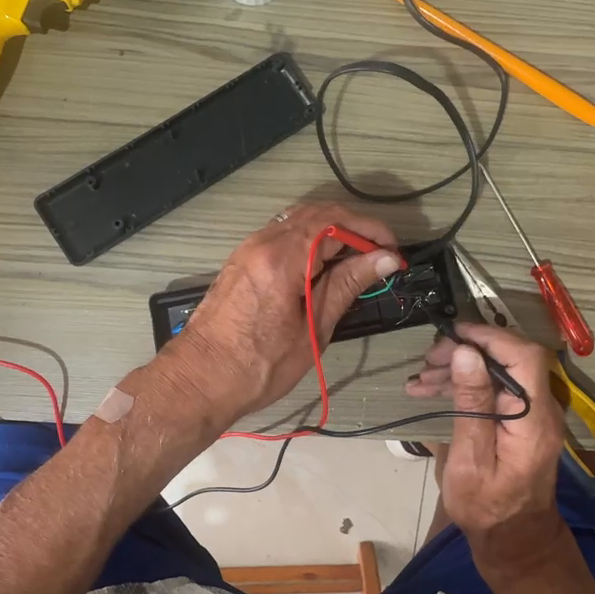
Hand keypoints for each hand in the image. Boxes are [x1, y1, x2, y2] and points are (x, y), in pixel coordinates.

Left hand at [156, 203, 400, 427]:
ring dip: (333, 231)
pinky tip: (326, 265)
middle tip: (380, 254)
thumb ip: (348, 284)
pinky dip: (311, 240)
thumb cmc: (260, 365)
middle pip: (319, 212)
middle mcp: (263, 241)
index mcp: (283, 258)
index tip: (394, 251)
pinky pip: (283, 234)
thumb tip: (386, 258)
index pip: (337, 221)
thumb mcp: (313, 328)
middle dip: (355, 226)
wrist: (200, 380)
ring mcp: (249, 248)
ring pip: (299, 220)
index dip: (371, 230)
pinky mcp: (242, 260)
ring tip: (358, 260)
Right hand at [405, 323, 567, 565]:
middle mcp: (542, 408)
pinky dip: (466, 384)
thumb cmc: (488, 510)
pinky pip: (496, 387)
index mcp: (533, 419)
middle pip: (510, 358)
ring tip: (421, 379)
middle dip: (467, 351)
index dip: (489, 336)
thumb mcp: (469, 462)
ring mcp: (533, 412)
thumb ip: (471, 405)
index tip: (451, 335)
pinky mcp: (521, 418)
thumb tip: (466, 354)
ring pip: (499, 370)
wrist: (514, 542)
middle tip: (427, 361)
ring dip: (460, 368)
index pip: (524, 356)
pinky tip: (432, 389)